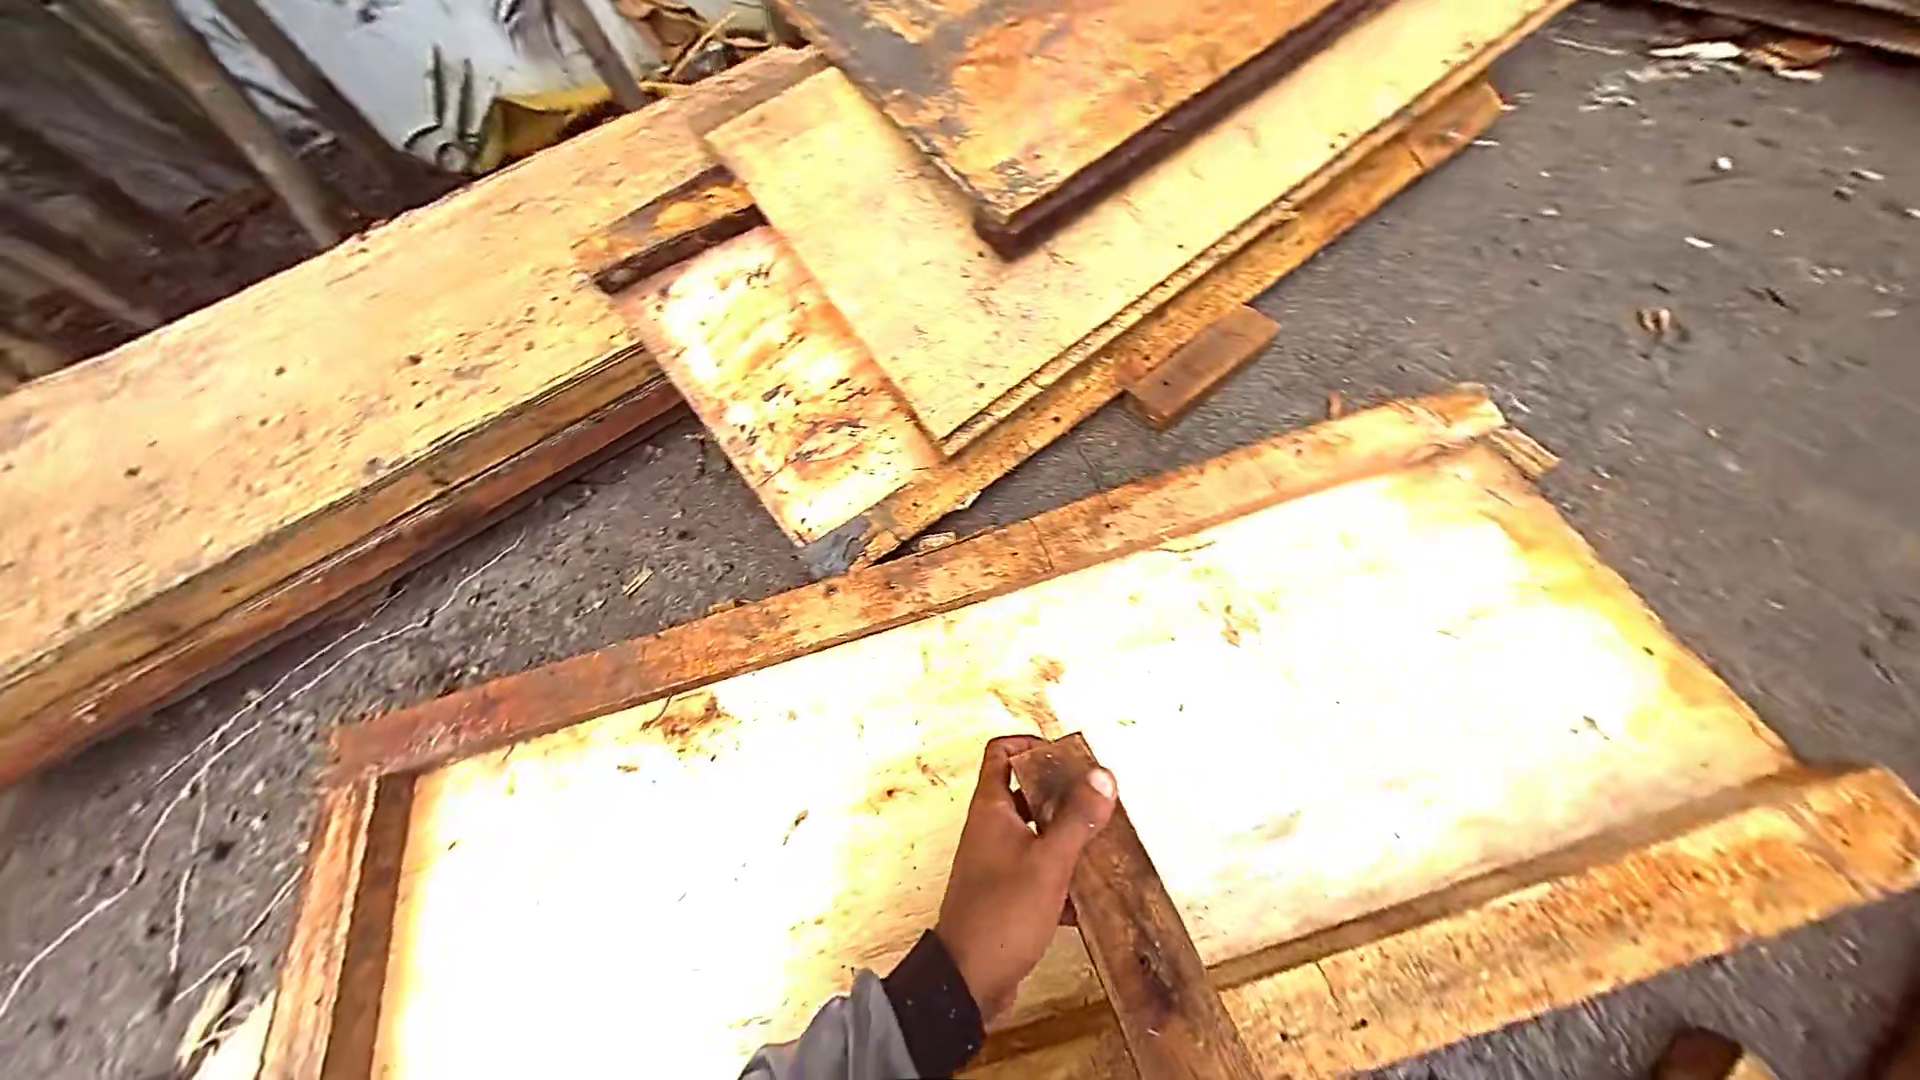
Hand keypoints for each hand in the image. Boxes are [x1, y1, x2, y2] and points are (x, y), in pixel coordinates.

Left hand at [935, 735, 1117, 1020]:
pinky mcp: (1006, 892)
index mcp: (991, 807)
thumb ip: (1076, 819)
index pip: (1001, 752)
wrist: (967, 981)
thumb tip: (1103, 775)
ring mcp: (996, 860)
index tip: (1065, 755)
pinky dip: (1061, 875)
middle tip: (1097, 798)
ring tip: (1103, 841)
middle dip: (1061, 792)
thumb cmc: (1003, 911)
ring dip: (1065, 835)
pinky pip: (1037, 869)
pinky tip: (1089, 894)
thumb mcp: (1048, 862)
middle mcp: (991, 827)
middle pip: (1025, 791)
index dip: (1030, 744)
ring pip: (1035, 832)